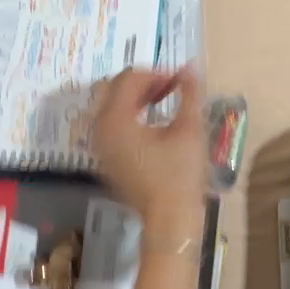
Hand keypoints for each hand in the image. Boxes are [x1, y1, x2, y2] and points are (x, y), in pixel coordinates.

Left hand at [91, 67, 209, 237]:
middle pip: (114, 89)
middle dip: (143, 82)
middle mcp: (99, 131)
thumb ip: (189, 93)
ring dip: (136, 98)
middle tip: (172, 86)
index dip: (156, 73)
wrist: (170, 221)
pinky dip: (130, 115)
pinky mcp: (107, 160)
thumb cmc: (180, 175)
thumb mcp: (189, 129)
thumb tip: (190, 68)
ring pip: (111, 107)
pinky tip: (153, 121)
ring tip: (165, 100)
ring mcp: (100, 148)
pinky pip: (112, 126)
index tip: (180, 78)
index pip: (128, 79)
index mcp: (115, 120)